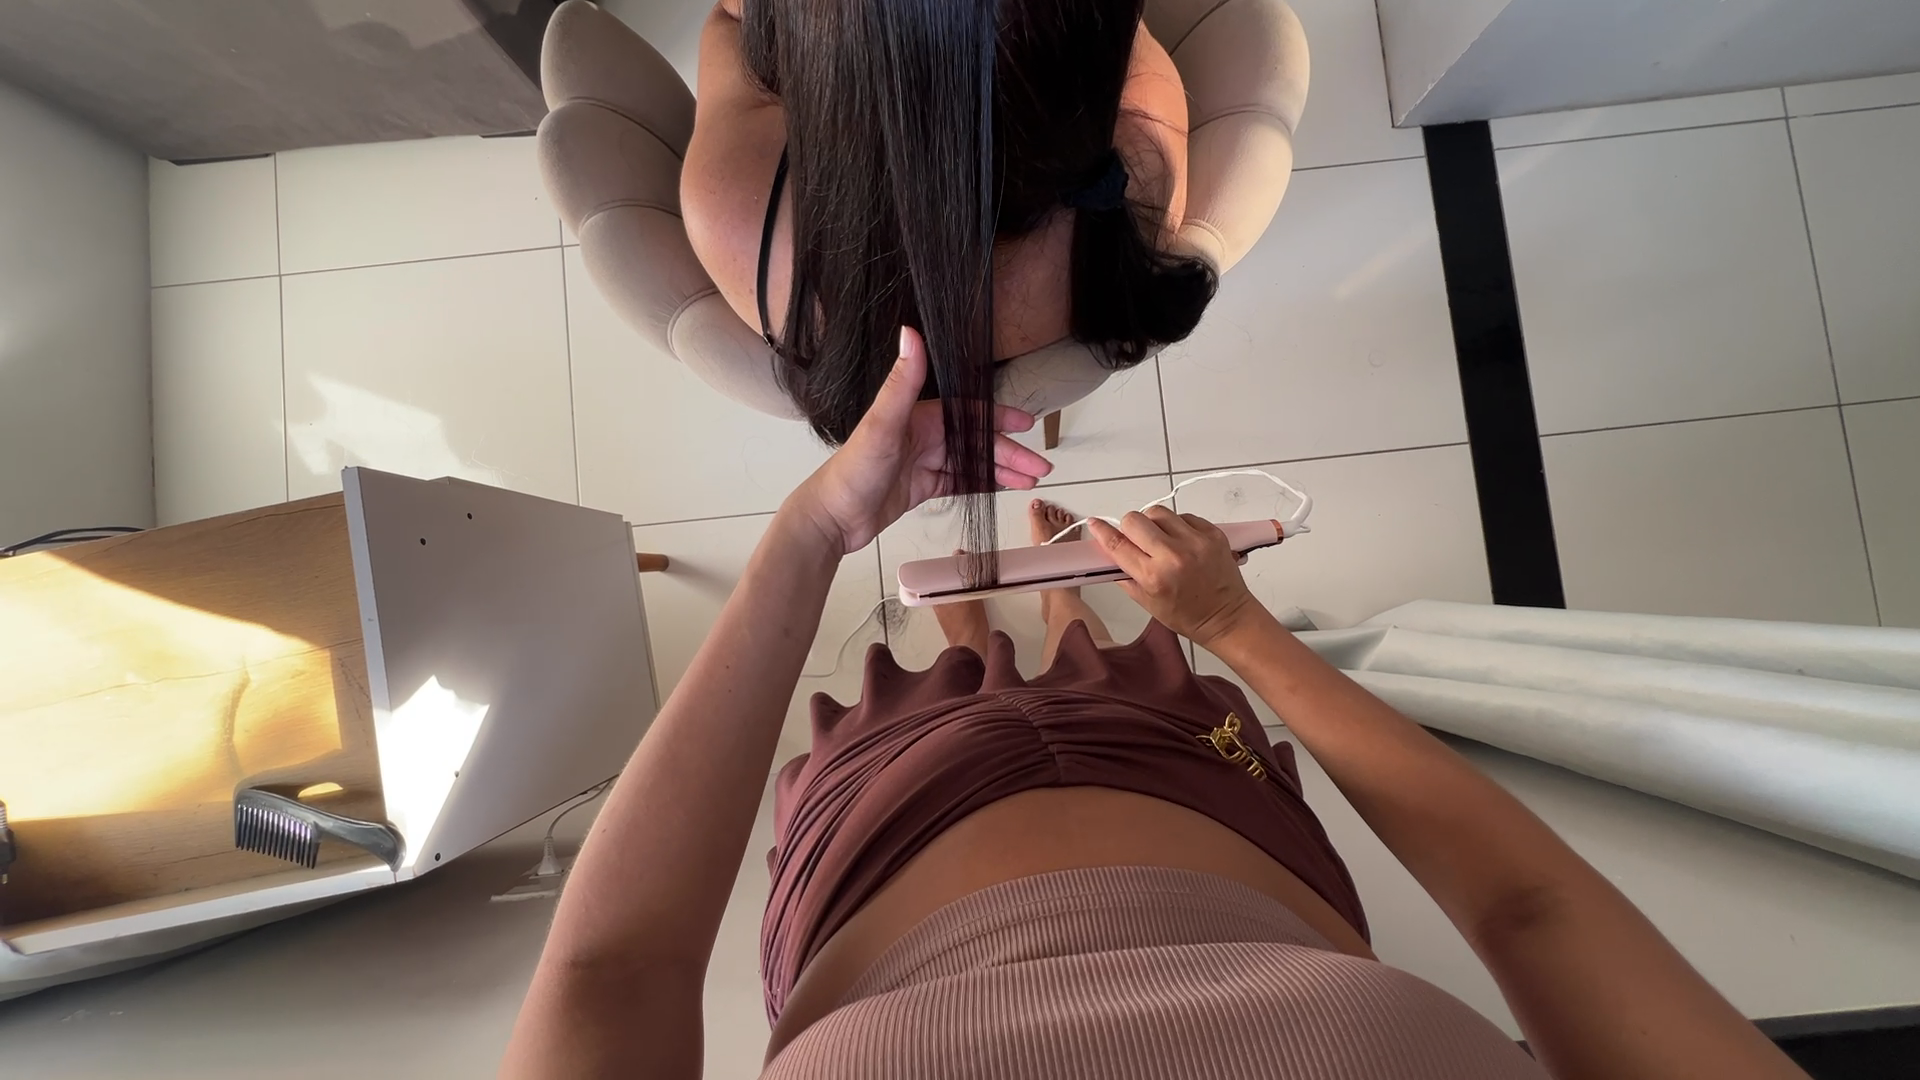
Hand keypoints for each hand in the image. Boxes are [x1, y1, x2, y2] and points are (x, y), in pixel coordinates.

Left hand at [787, 327, 1053, 553]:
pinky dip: (981, 484)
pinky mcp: (919, 487)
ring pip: (971, 463)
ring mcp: (921, 462)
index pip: (969, 413)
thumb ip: (902, 383)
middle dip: (1009, 453)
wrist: (831, 518)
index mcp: (918, 417)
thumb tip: (911, 332)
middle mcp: (922, 435)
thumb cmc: (853, 471)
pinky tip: (1002, 489)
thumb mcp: (881, 425)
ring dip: (1001, 471)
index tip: (1028, 425)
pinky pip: (958, 482)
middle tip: (1040, 467)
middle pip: (975, 441)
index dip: (999, 418)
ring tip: (1030, 481)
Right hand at [1087, 506, 1267, 647]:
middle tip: (1136, 540)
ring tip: (1160, 539)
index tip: (1095, 524)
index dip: (1102, 531)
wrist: (1227, 617)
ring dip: (1153, 523)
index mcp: (1154, 576)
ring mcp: (1196, 542)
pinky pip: (1183, 516)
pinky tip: (1180, 541)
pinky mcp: (1213, 533)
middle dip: (1129, 527)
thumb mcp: (1146, 603)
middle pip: (1135, 519)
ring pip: (1158, 512)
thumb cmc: (1186, 615)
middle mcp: (1174, 555)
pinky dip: (1176, 525)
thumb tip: (1110, 552)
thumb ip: (1125, 575)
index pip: (1118, 544)